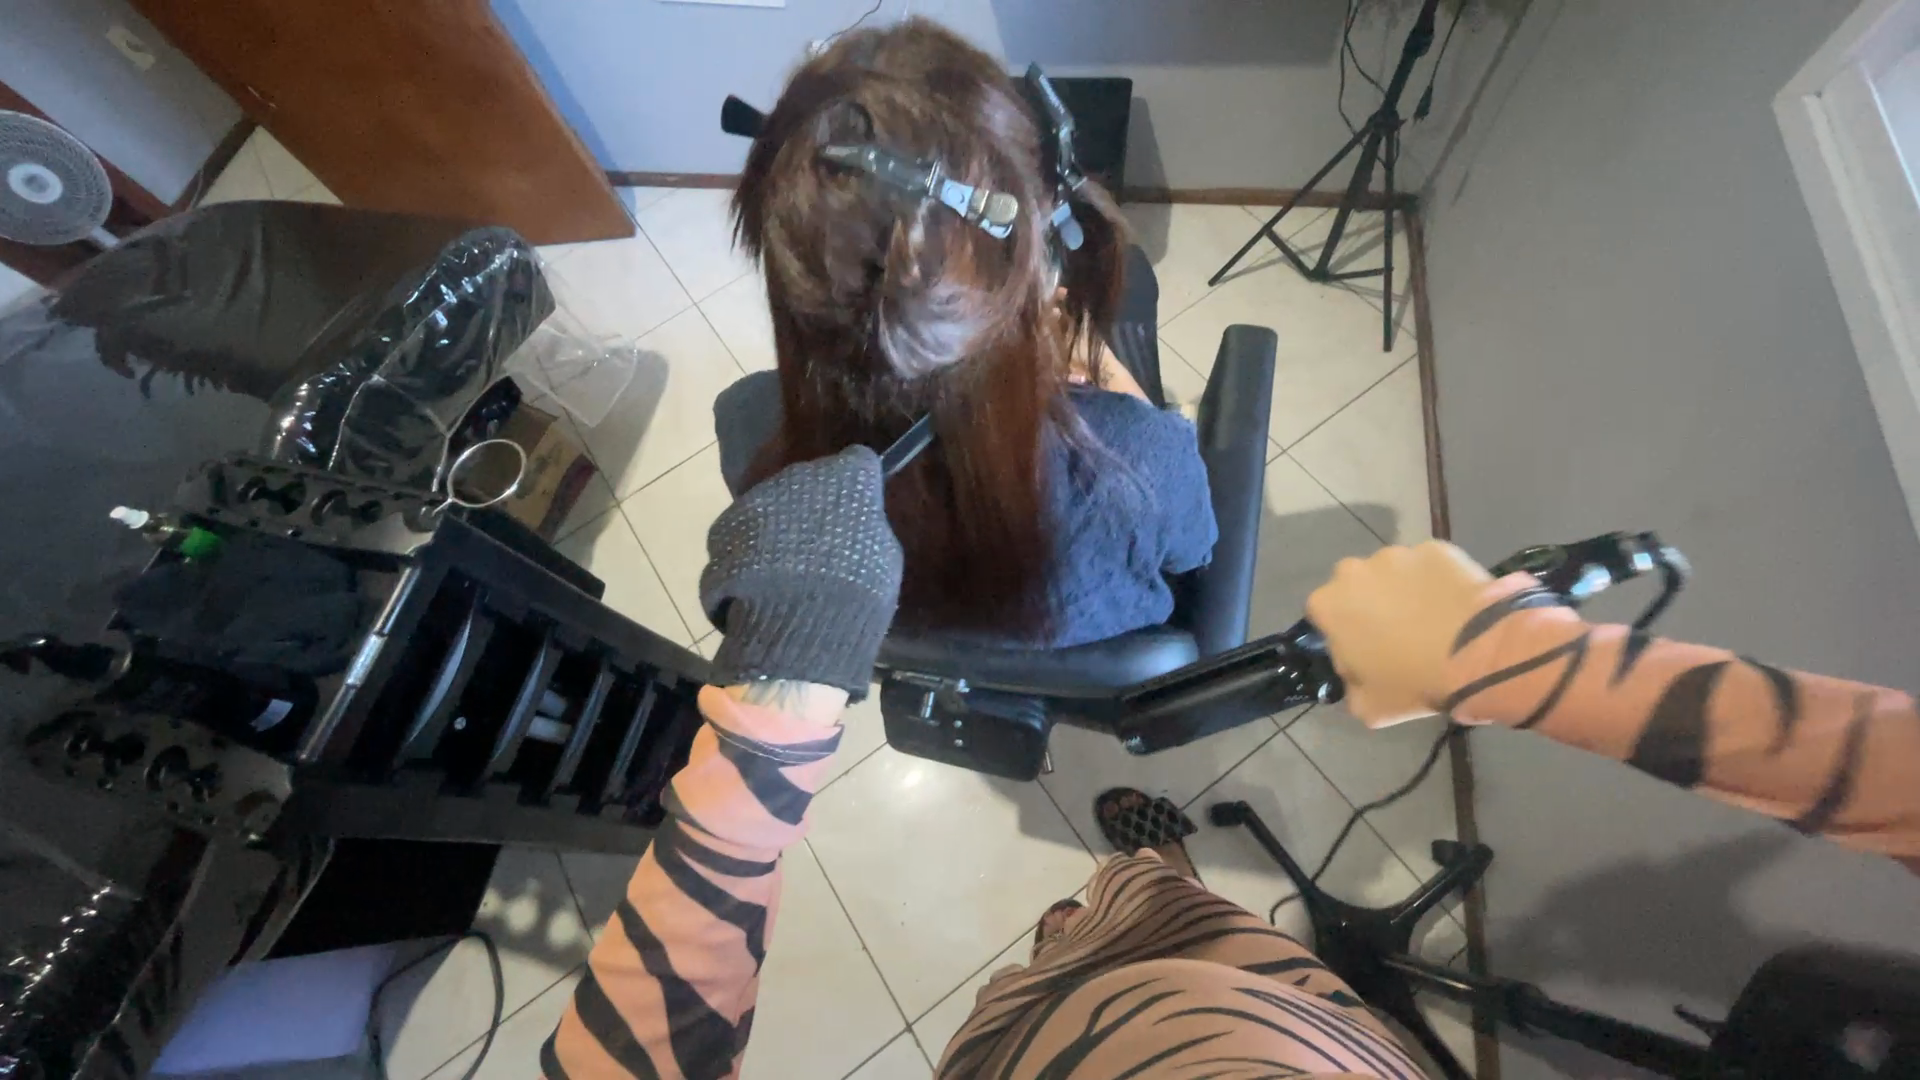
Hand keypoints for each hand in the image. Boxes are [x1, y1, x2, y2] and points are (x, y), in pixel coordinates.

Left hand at [699, 446, 903, 697]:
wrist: (797, 623)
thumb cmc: (856, 591)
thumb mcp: (882, 556)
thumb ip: (868, 525)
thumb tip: (859, 519)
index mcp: (848, 478)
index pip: (858, 462)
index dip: (857, 484)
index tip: (858, 505)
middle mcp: (800, 475)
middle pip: (809, 482)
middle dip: (812, 505)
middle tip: (819, 545)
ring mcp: (758, 498)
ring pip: (773, 507)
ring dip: (779, 530)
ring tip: (784, 573)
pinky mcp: (725, 525)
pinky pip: (744, 534)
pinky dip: (750, 553)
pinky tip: (759, 585)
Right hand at [1305, 541, 1493, 727]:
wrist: (1482, 656)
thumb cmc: (1415, 680)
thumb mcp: (1367, 704)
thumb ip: (1349, 684)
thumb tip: (1355, 674)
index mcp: (1327, 604)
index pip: (1324, 614)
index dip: (1343, 631)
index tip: (1364, 648)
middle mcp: (1352, 570)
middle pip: (1354, 585)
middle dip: (1369, 603)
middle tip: (1398, 631)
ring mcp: (1396, 555)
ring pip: (1391, 573)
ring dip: (1402, 589)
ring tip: (1432, 617)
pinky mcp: (1435, 549)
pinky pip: (1429, 566)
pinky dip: (1437, 580)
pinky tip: (1455, 604)